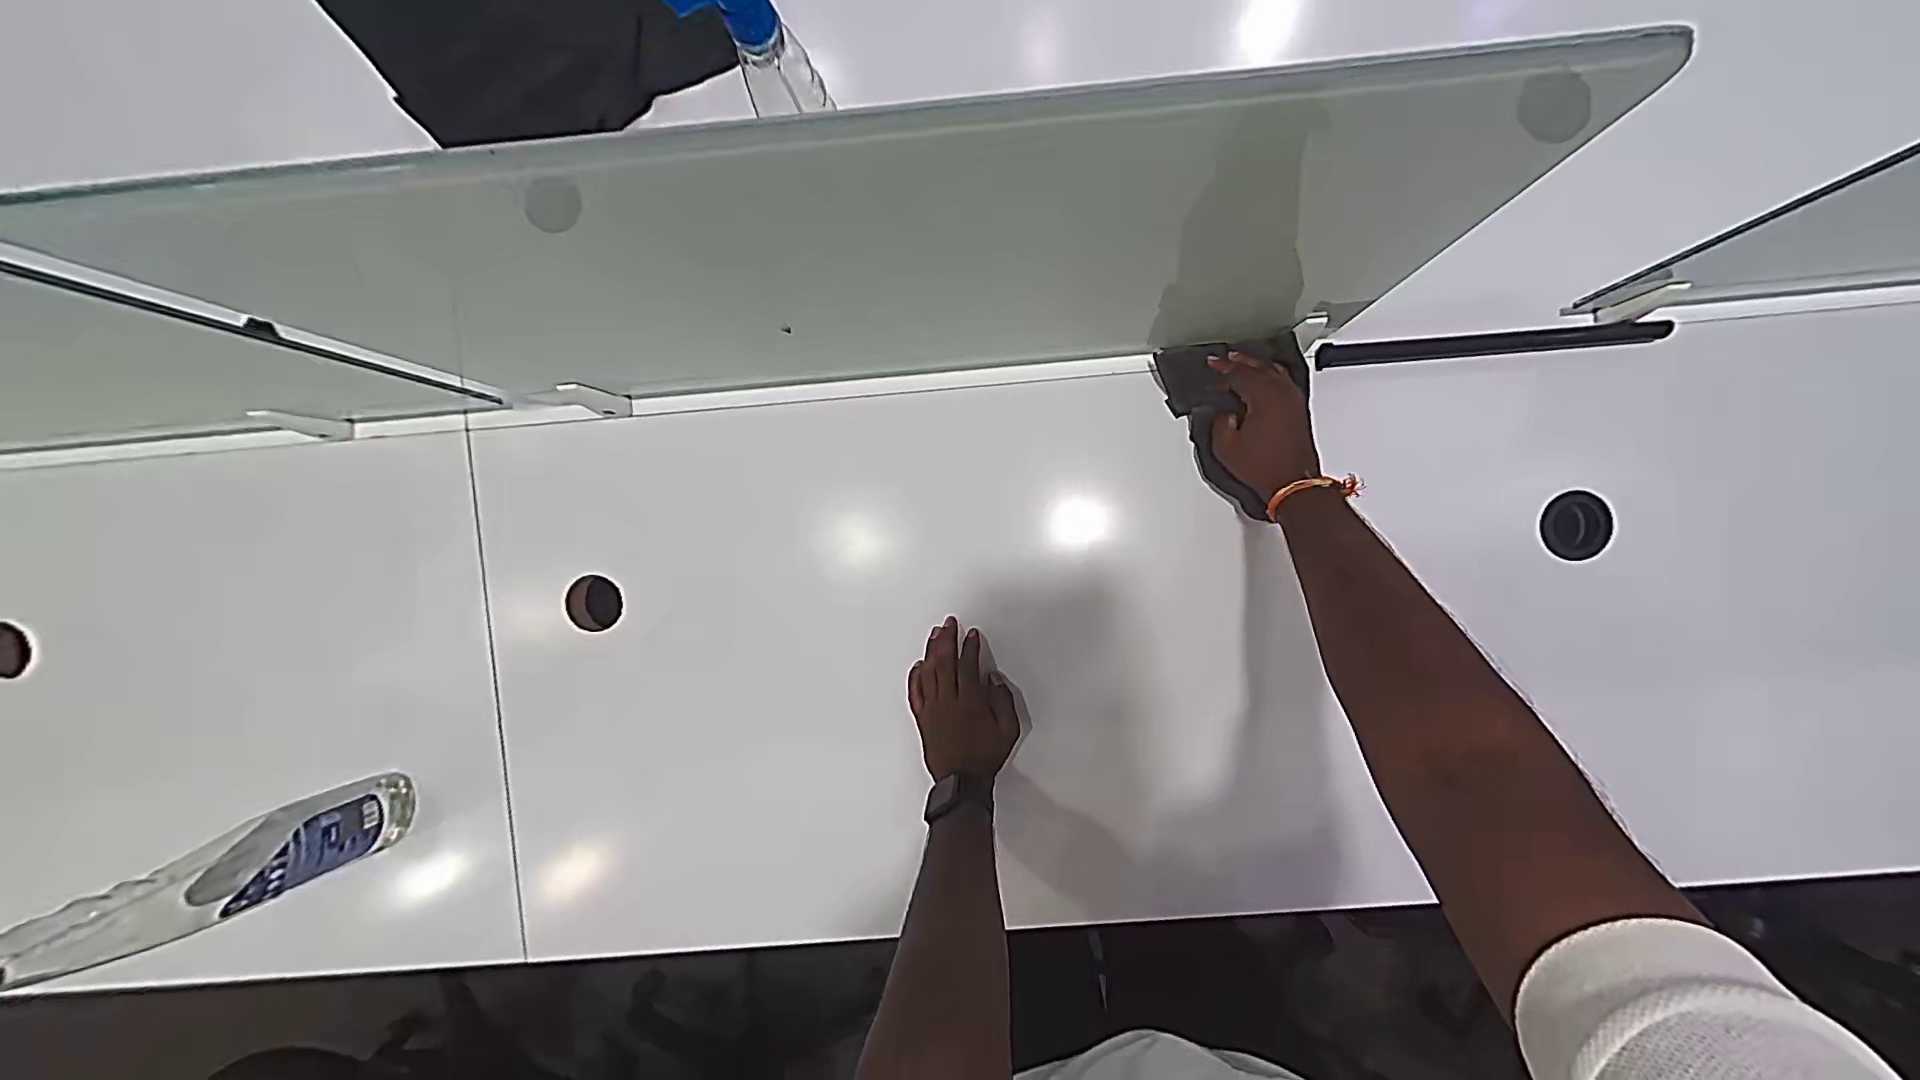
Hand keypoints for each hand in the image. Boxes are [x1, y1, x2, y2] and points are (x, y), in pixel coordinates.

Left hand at [907, 617, 1019, 781]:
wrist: (961, 782)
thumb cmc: (984, 757)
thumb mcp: (1008, 730)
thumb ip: (1002, 701)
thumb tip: (993, 680)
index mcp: (970, 702)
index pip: (968, 665)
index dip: (969, 647)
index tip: (971, 635)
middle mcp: (948, 702)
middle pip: (945, 662)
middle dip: (947, 639)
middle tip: (949, 624)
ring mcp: (933, 709)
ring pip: (929, 673)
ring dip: (931, 651)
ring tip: (934, 635)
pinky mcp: (922, 719)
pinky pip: (915, 692)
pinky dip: (916, 676)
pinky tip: (918, 665)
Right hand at [1207, 350, 1322, 501]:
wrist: (1292, 482)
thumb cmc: (1266, 466)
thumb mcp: (1226, 447)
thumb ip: (1219, 422)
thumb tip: (1222, 413)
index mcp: (1264, 396)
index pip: (1239, 373)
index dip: (1222, 368)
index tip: (1212, 363)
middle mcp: (1282, 393)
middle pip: (1258, 366)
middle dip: (1239, 362)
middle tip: (1224, 360)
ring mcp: (1293, 400)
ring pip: (1273, 371)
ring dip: (1255, 366)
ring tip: (1242, 364)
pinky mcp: (1298, 409)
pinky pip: (1282, 381)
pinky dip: (1268, 376)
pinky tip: (1262, 381)